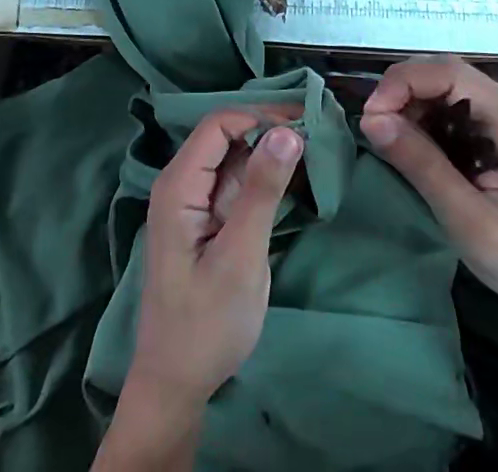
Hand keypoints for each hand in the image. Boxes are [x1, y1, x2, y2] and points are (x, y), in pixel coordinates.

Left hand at [130, 108, 304, 403]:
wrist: (178, 382)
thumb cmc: (206, 323)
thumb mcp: (240, 256)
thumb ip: (261, 191)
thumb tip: (288, 131)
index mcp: (178, 186)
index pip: (218, 124)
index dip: (260, 116)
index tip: (306, 124)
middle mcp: (183, 185)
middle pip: (226, 135)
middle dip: (269, 128)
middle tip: (319, 134)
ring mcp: (195, 203)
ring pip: (234, 157)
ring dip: (271, 151)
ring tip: (316, 150)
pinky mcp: (209, 220)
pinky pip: (237, 183)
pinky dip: (266, 176)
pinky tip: (296, 177)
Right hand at [361, 56, 497, 332]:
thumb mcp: (474, 224)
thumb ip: (425, 168)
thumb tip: (372, 120)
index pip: (448, 72)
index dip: (401, 84)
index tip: (369, 120)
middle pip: (445, 74)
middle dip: (401, 94)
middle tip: (373, 133)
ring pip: (448, 88)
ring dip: (411, 107)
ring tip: (390, 144)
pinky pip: (457, 109)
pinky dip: (428, 121)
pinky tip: (417, 151)